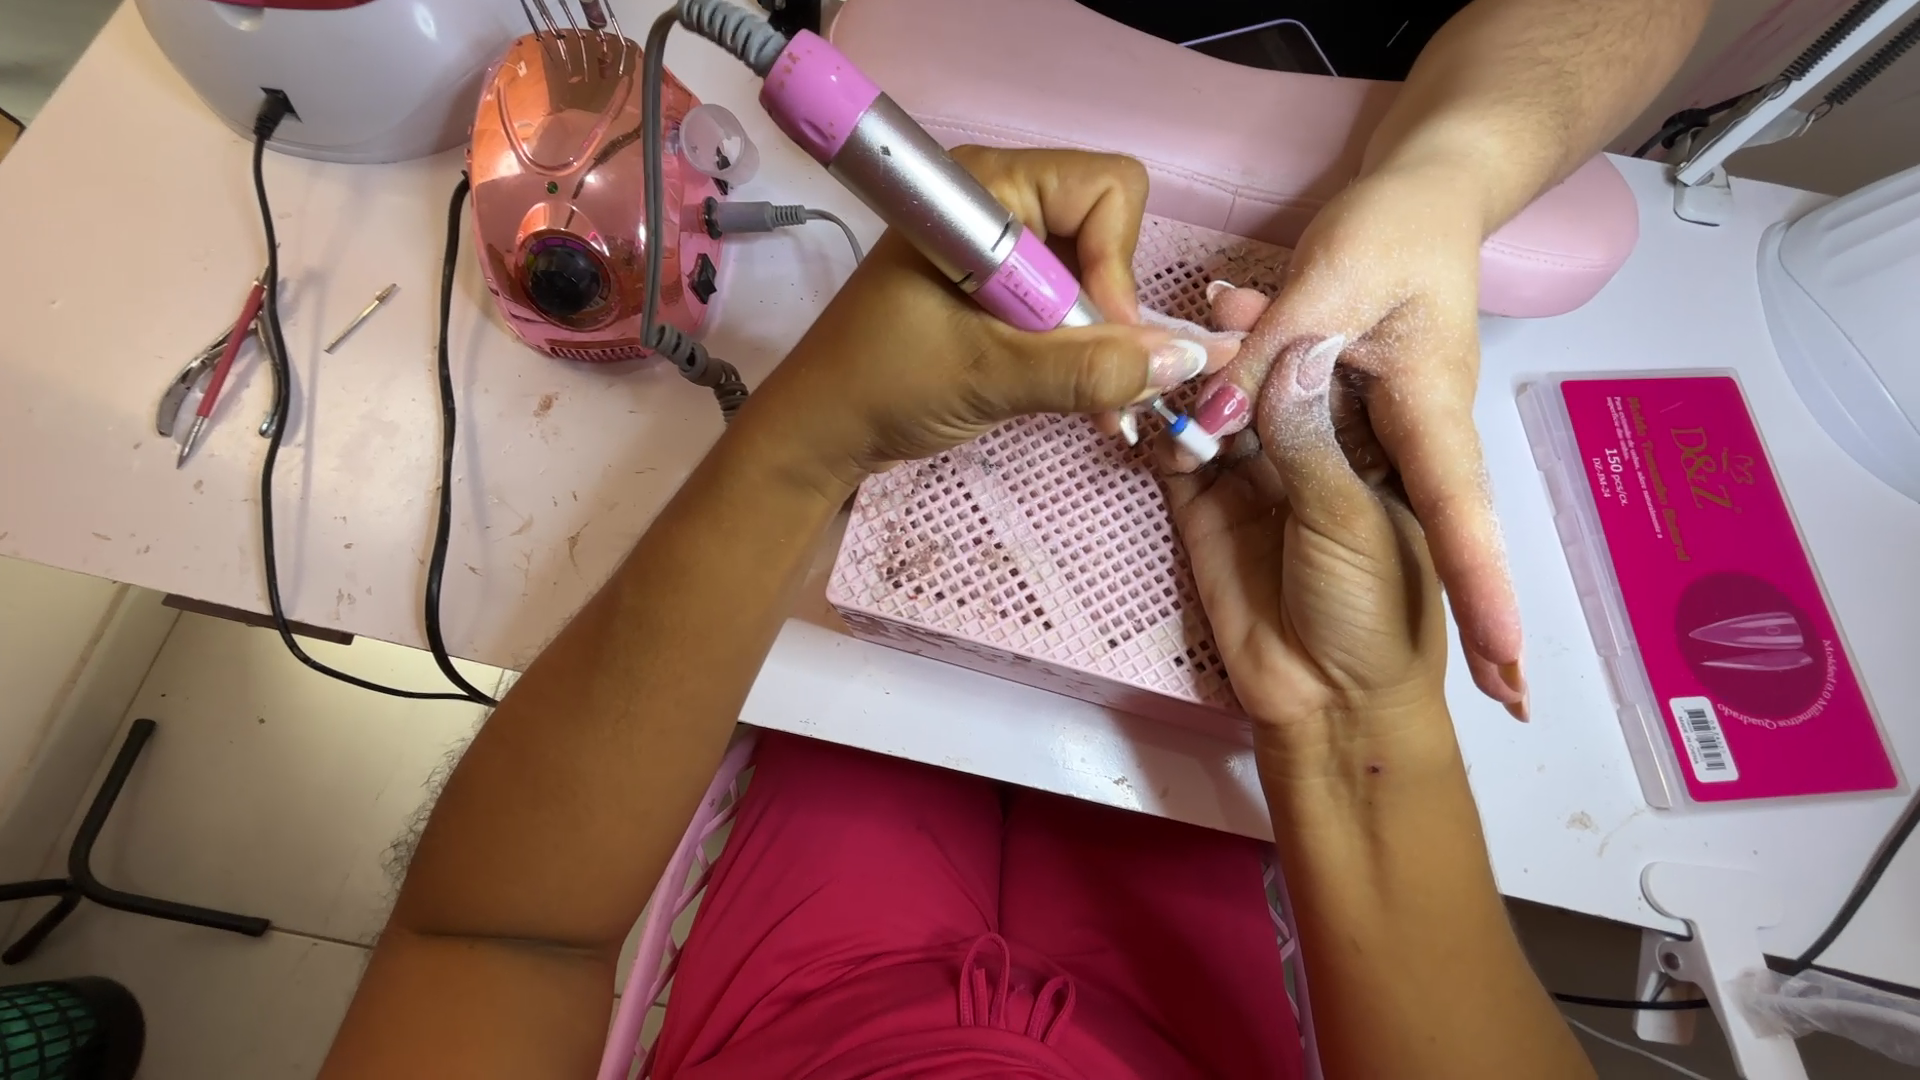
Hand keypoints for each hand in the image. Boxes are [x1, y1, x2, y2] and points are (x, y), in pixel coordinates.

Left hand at [739, 147, 1234, 491]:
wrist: (821, 431)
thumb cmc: (886, 385)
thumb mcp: (991, 375)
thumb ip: (1089, 368)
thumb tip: (1189, 360)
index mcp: (987, 188)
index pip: (1106, 190)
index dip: (1118, 266)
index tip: (1099, 340)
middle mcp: (997, 205)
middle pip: (1105, 235)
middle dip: (1111, 314)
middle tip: (1097, 384)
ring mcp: (995, 253)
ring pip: (1089, 279)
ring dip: (1098, 344)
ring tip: (1093, 404)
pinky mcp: (992, 296)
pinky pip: (1061, 309)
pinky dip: (1075, 354)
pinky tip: (1075, 396)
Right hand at [1164, 285, 1453, 777]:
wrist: (1321, 701)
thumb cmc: (1369, 609)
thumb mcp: (1348, 518)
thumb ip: (1308, 438)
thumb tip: (1288, 350)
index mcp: (1370, 451)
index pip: (1329, 377)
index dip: (1299, 334)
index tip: (1272, 291)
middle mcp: (1308, 456)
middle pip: (1267, 390)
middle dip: (1239, 355)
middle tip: (1207, 309)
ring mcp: (1252, 483)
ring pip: (1220, 419)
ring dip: (1196, 390)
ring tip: (1170, 351)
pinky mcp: (1204, 511)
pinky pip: (1180, 462)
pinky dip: (1163, 435)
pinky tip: (1147, 405)